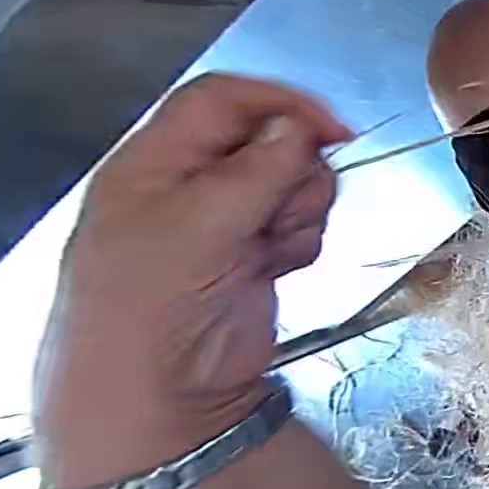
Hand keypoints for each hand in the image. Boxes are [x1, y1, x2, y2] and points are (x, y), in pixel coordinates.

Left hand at [33, 74, 350, 488]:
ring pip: (301, 183)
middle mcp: (196, 180)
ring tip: (269, 250)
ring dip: (302, 214)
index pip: (225, 99)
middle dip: (298, 175)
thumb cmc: (154, 302)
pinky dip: (301, 243)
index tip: (334, 132)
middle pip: (277, 141)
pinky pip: (306, 222)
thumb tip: (302, 124)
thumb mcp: (198, 226)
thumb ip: (255, 169)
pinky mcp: (261, 247)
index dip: (282, 104)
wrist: (163, 389)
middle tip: (281, 213)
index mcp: (157, 161)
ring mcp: (232, 216)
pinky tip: (274, 268)